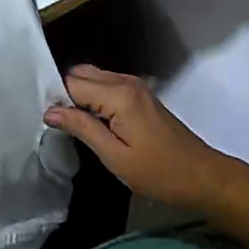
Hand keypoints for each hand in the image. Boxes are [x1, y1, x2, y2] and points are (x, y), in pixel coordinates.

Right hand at [43, 65, 242, 210]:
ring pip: (94, 77)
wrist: (202, 176)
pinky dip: (93, 96)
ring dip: (79, 94)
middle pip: (81, 73)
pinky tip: (91, 120)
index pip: (72, 83)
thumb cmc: (158, 172)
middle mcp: (125, 81)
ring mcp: (135, 85)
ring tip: (71, 122)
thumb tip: (50, 111)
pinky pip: (106, 84)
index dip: (56, 99)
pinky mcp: (140, 94)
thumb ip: (82, 128)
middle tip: (57, 121)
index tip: (47, 119)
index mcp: (118, 95)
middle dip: (65, 92)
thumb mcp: (115, 156)